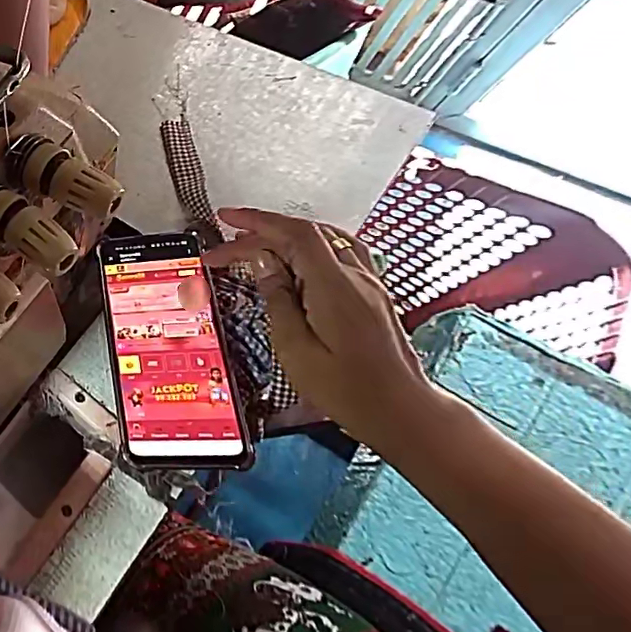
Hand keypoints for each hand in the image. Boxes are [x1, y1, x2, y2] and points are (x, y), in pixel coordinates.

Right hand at [205, 206, 435, 441]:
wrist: (403, 412)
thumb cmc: (348, 391)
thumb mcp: (295, 349)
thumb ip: (278, 300)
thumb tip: (263, 264)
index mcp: (334, 287)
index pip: (294, 235)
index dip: (258, 221)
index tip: (227, 218)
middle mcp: (356, 278)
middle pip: (305, 236)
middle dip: (261, 235)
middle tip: (227, 248)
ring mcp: (369, 284)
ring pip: (323, 241)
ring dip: (285, 239)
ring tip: (255, 247)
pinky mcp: (373, 295)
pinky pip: (340, 254)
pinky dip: (310, 248)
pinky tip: (297, 259)